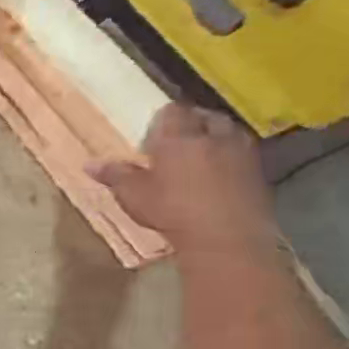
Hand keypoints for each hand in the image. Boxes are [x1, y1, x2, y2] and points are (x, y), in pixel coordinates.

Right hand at [90, 103, 278, 258]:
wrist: (226, 237)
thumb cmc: (171, 211)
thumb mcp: (134, 195)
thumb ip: (115, 175)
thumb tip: (89, 164)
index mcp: (178, 137)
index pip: (172, 111)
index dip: (163, 119)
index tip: (153, 135)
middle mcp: (211, 136)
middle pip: (204, 116)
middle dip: (192, 123)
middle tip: (178, 140)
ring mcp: (240, 151)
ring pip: (227, 131)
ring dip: (214, 137)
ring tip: (200, 154)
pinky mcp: (259, 170)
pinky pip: (242, 152)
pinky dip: (230, 156)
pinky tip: (219, 174)